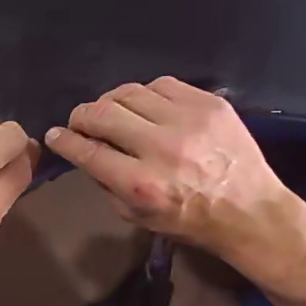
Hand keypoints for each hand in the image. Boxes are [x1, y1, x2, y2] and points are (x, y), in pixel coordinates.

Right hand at [44, 77, 305, 269]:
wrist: (250, 210)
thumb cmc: (190, 221)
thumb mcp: (138, 217)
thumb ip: (107, 184)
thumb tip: (86, 152)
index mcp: (142, 184)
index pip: (88, 151)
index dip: (64, 140)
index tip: (55, 135)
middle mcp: (162, 147)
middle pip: (103, 114)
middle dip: (81, 116)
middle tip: (80, 122)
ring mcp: (188, 121)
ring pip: (129, 92)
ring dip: (111, 102)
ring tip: (111, 112)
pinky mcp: (209, 104)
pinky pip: (162, 84)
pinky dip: (145, 94)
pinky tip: (145, 107)